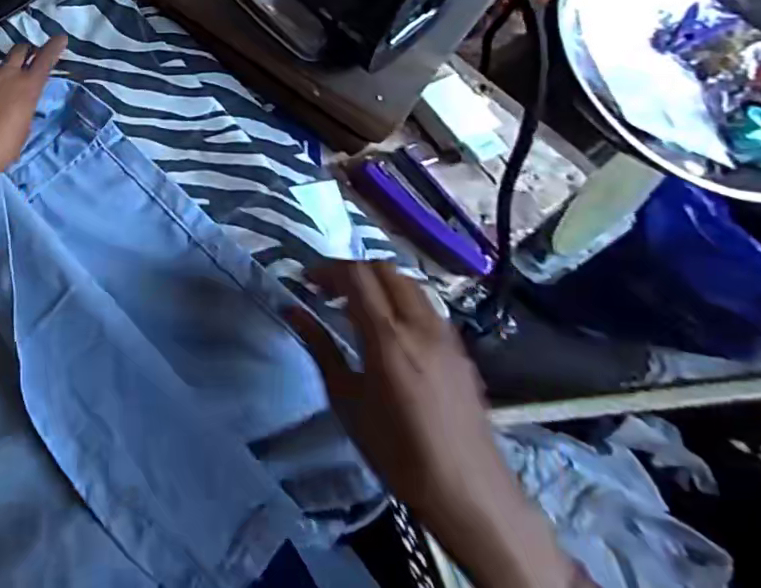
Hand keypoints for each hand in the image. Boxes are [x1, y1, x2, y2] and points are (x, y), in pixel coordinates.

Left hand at [0, 35, 67, 191]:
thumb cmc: (0, 149)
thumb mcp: (22, 129)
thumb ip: (23, 107)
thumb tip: (19, 102)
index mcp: (27, 87)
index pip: (46, 58)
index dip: (54, 46)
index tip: (59, 38)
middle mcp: (6, 73)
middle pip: (19, 50)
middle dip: (24, 53)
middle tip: (23, 63)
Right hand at [287, 262, 576, 587]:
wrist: (467, 491)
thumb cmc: (396, 452)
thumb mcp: (347, 400)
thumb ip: (321, 347)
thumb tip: (293, 311)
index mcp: (388, 337)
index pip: (357, 276)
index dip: (328, 269)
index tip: (307, 280)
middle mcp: (420, 324)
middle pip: (384, 269)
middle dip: (352, 270)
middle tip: (328, 289)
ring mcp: (445, 334)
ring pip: (409, 282)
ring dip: (378, 281)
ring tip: (357, 304)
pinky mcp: (460, 348)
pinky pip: (427, 304)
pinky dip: (401, 298)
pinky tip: (390, 326)